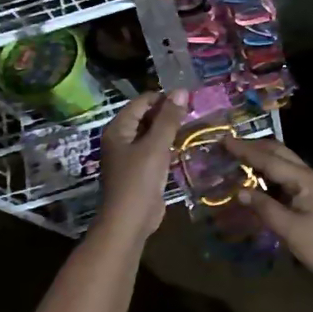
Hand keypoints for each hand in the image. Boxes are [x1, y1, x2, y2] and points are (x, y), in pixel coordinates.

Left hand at [95, 90, 186, 240]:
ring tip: (192, 126)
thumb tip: (182, 91)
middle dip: (167, 114)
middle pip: (145, 117)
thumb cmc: (139, 180)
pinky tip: (183, 147)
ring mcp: (129, 156)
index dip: (163, 98)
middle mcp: (121, 139)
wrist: (129, 221)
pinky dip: (167, 147)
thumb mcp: (156, 146)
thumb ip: (169, 118)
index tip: (189, 99)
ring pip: (151, 135)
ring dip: (169, 130)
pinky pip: (154, 151)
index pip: (141, 102)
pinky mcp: (140, 171)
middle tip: (194, 112)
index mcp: (118, 129)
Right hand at [225, 137, 312, 286]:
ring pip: (283, 163)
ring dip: (261, 158)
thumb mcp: (290, 230)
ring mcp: (312, 184)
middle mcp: (309, 175)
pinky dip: (268, 172)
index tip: (224, 140)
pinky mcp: (311, 194)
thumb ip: (265, 208)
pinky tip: (254, 177)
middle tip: (228, 145)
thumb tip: (240, 192)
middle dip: (254, 147)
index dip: (246, 150)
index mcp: (306, 180)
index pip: (271, 160)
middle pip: (279, 153)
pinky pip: (286, 176)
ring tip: (236, 157)